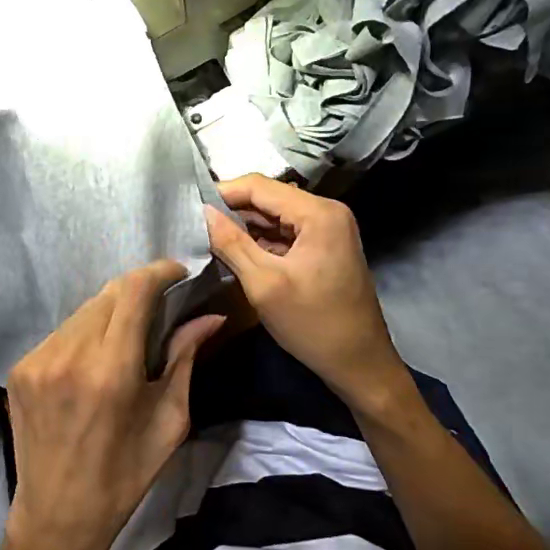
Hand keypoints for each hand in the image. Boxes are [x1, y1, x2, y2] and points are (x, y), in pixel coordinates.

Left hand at [4, 260, 225, 549]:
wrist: (57, 515)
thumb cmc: (125, 475)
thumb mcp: (169, 420)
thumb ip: (185, 358)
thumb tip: (210, 317)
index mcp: (111, 370)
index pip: (133, 291)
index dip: (158, 271)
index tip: (178, 272)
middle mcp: (68, 355)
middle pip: (107, 294)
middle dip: (137, 290)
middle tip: (159, 303)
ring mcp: (37, 360)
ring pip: (82, 311)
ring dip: (110, 311)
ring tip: (128, 334)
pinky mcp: (19, 369)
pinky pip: (61, 333)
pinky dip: (84, 333)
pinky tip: (95, 357)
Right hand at [203, 174, 408, 404]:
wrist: (360, 363)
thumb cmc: (313, 324)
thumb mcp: (264, 284)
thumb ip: (231, 243)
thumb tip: (202, 211)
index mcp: (318, 213)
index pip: (259, 186)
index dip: (222, 193)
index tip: (189, 208)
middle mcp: (327, 212)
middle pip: (268, 198)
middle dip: (232, 211)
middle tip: (195, 227)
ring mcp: (329, 230)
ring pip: (275, 217)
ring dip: (244, 227)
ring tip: (209, 239)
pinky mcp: (325, 248)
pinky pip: (286, 234)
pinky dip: (261, 241)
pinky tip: (236, 253)